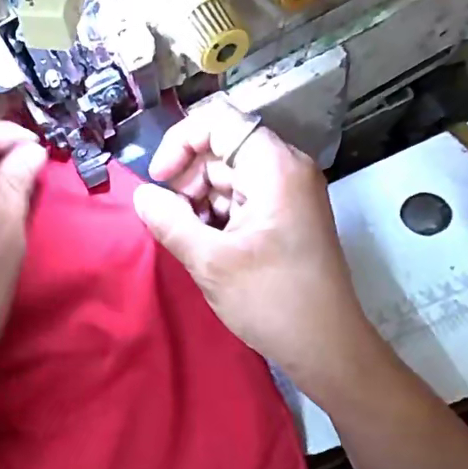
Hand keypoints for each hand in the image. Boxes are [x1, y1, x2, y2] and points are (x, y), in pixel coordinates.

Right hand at [132, 104, 379, 390]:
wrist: (326, 347)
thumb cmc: (272, 300)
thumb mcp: (210, 261)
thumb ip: (168, 221)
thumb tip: (141, 195)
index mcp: (274, 167)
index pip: (218, 121)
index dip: (181, 143)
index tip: (160, 181)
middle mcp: (285, 169)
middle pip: (220, 148)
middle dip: (188, 179)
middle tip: (173, 221)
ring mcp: (287, 193)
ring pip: (226, 176)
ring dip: (199, 202)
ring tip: (191, 241)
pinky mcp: (284, 216)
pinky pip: (240, 198)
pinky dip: (215, 216)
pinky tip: (207, 247)